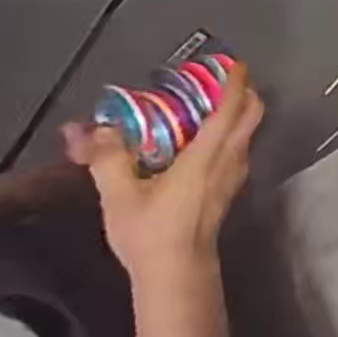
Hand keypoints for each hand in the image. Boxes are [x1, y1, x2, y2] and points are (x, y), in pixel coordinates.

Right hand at [63, 61, 266, 280]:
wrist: (177, 272)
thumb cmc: (152, 232)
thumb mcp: (120, 194)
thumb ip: (106, 157)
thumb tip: (85, 129)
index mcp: (209, 155)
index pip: (231, 109)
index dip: (236, 84)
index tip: (236, 64)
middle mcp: (230, 160)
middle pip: (252, 116)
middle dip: (246, 93)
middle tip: (227, 79)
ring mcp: (235, 176)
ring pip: (248, 133)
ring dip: (240, 113)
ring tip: (214, 103)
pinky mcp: (231, 189)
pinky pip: (239, 149)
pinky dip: (232, 133)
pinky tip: (207, 138)